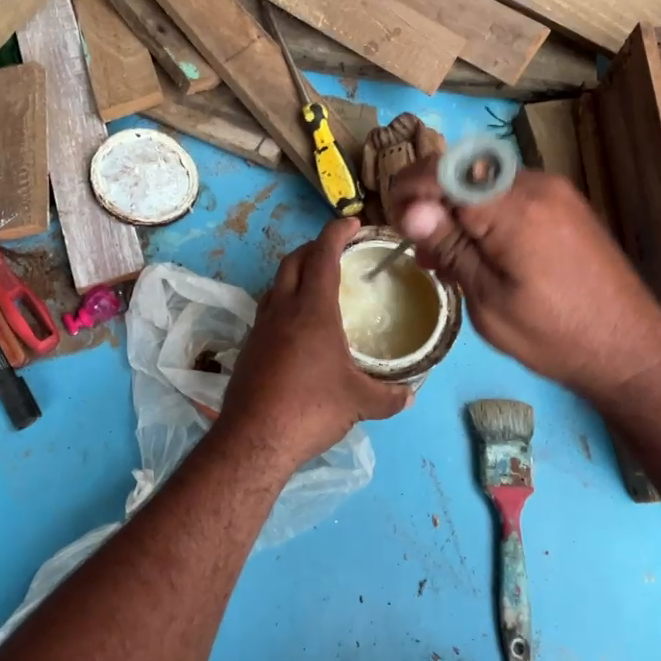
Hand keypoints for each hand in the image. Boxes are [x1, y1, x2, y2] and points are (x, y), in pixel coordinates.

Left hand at [217, 218, 414, 465]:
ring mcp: (262, 326)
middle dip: (314, 247)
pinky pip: (269, 308)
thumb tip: (410, 394)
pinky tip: (298, 325)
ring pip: (277, 283)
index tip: (352, 223)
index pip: (322, 254)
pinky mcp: (250, 346)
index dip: (336, 232)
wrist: (254, 438)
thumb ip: (388, 396)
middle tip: (337, 251)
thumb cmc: (311, 408)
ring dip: (296, 272)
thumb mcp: (360, 402)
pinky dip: (285, 300)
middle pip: (294, 260)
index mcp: (312, 309)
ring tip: (318, 284)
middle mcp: (283, 308)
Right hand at [387, 158, 660, 402]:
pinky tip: (482, 252)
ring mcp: (555, 191)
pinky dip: (485, 213)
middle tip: (422, 251)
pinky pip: (509, 193)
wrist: (632, 350)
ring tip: (449, 260)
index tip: (394, 222)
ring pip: (483, 181)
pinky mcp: (565, 203)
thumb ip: (450, 248)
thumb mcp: (489, 301)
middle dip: (431, 201)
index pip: (443, 170)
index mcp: (514, 208)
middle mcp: (536, 185)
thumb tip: (409, 209)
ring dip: (457, 209)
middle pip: (462, 170)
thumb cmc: (555, 336)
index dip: (408, 187)